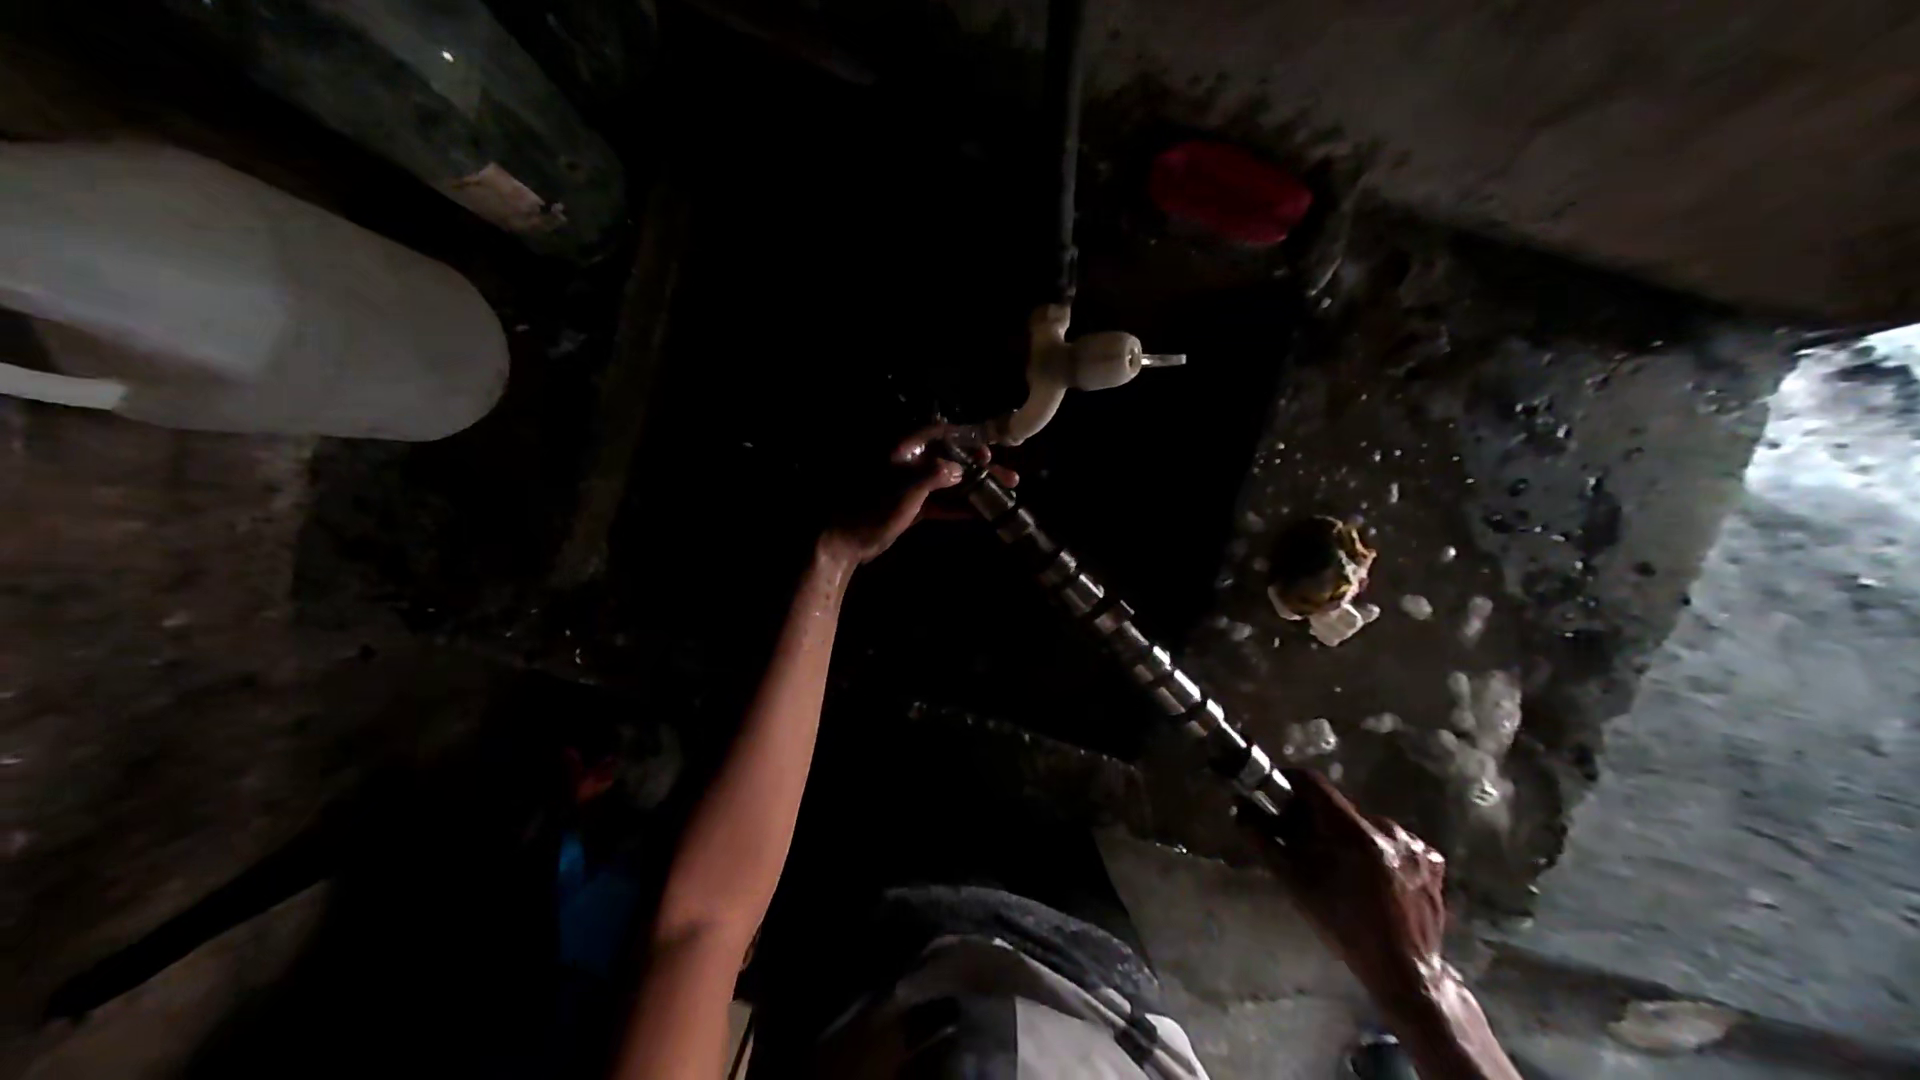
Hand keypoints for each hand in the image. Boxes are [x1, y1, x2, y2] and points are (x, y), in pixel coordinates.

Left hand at [816, 425, 1016, 568]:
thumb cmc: (872, 511)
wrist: (847, 542)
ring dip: (975, 487)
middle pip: (952, 459)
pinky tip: (980, 511)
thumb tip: (959, 469)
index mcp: (903, 451)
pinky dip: (959, 505)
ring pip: (950, 481)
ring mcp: (911, 485)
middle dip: (980, 467)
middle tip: (1010, 476)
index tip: (988, 453)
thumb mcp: (906, 491)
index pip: (940, 434)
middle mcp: (909, 463)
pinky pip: (941, 501)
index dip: (966, 440)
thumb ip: (934, 475)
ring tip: (1005, 492)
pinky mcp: (912, 505)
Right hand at [1254, 770, 1447, 1004]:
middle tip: (1305, 843)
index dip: (1289, 783)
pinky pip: (1394, 841)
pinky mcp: (1433, 860)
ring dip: (1348, 836)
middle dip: (1317, 819)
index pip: (1313, 783)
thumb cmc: (1342, 926)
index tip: (1277, 795)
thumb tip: (1240, 808)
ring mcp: (1414, 844)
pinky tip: (1374, 877)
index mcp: (1351, 833)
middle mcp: (1386, 829)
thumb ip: (1263, 841)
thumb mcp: (1294, 883)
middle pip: (1338, 807)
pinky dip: (1379, 851)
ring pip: (1365, 824)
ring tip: (1342, 868)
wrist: (1403, 971)